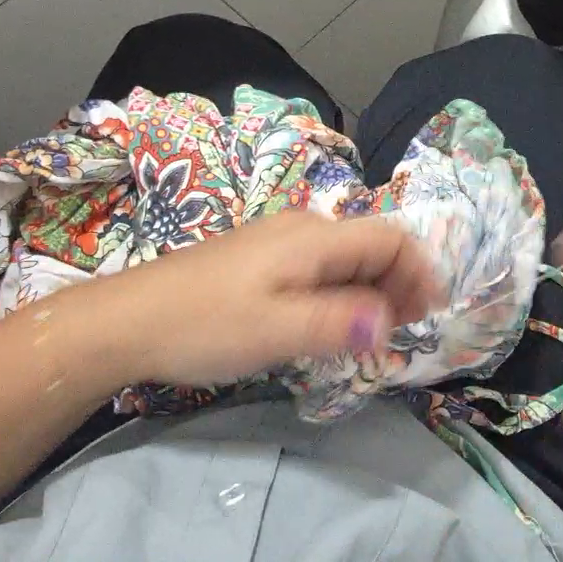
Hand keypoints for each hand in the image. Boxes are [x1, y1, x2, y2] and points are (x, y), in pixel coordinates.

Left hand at [95, 209, 442, 386]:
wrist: (129, 318)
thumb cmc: (205, 323)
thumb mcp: (276, 330)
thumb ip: (338, 322)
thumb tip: (392, 321)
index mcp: (312, 237)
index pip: (388, 237)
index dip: (419, 269)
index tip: (433, 313)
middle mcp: (301, 229)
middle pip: (370, 244)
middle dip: (399, 282)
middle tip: (407, 332)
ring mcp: (278, 242)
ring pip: (345, 258)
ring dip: (372, 290)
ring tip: (376, 334)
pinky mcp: (260, 260)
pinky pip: (320, 268)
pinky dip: (342, 292)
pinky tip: (332, 324)